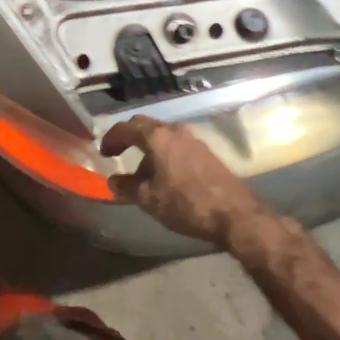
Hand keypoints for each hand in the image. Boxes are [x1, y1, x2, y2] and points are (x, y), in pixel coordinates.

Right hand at [100, 117, 292, 256]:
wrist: (235, 214)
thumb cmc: (186, 204)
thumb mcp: (149, 199)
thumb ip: (126, 187)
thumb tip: (112, 181)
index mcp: (157, 137)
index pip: (126, 127)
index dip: (111, 138)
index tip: (104, 153)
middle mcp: (176, 131)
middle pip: (145, 125)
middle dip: (129, 137)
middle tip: (119, 153)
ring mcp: (194, 140)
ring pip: (164, 135)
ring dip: (149, 147)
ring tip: (142, 170)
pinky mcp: (207, 152)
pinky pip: (178, 144)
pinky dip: (165, 152)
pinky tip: (165, 175)